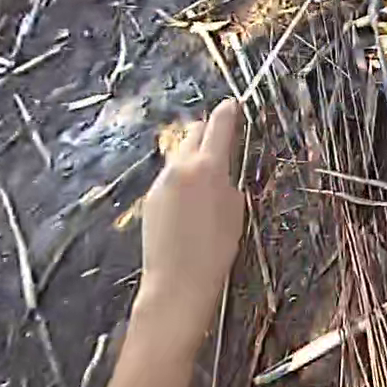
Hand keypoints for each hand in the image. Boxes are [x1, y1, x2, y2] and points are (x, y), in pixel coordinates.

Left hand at [131, 98, 246, 343]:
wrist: (177, 282)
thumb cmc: (218, 246)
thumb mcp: (236, 207)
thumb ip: (228, 178)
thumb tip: (223, 166)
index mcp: (207, 166)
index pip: (219, 124)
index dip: (229, 112)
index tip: (235, 104)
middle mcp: (180, 166)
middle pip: (194, 133)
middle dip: (209, 131)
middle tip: (225, 140)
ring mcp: (161, 182)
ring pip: (180, 154)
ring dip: (195, 155)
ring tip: (210, 174)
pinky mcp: (151, 198)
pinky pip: (171, 175)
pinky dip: (183, 176)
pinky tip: (192, 198)